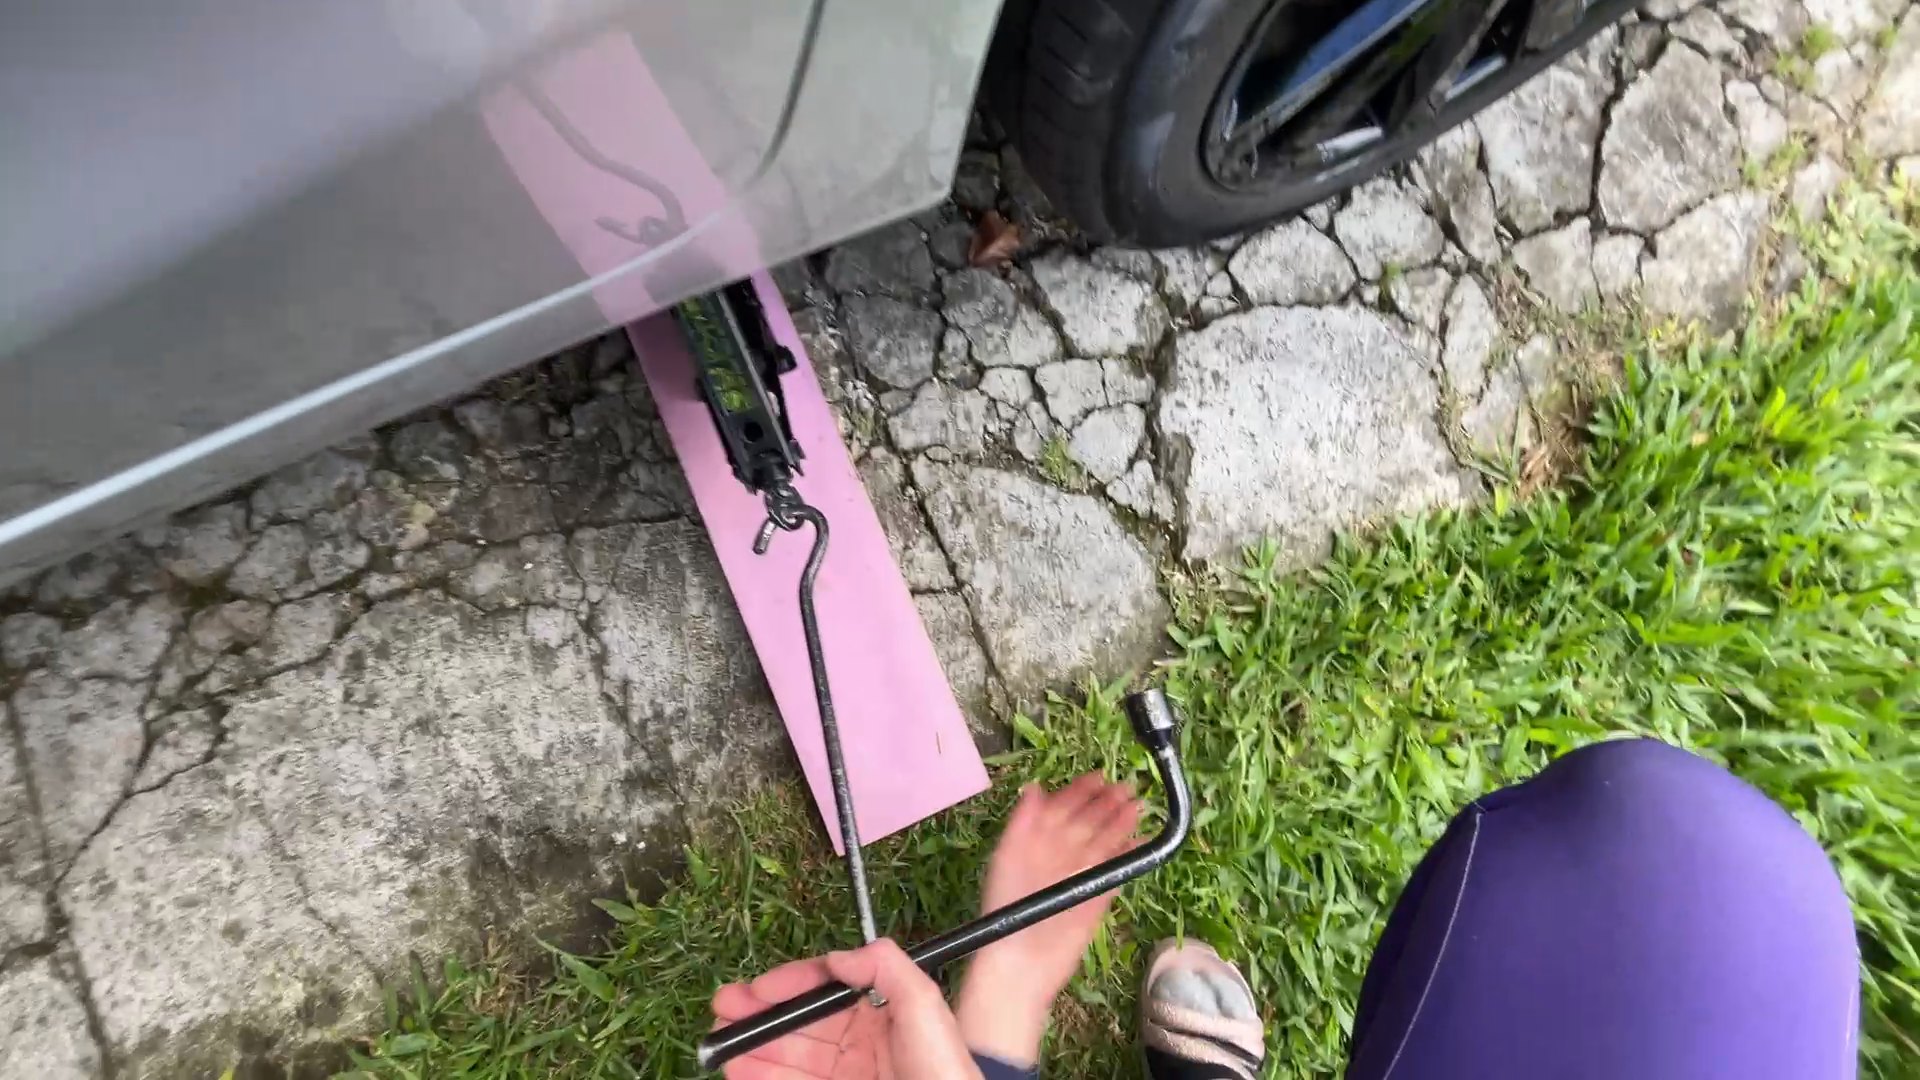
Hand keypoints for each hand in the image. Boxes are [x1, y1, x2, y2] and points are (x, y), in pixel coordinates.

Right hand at [711, 939, 982, 1079]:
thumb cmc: (942, 1069)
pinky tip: (740, 1070)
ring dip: (753, 1047)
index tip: (756, 988)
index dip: (790, 984)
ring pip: (789, 1057)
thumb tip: (837, 955)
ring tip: (721, 1044)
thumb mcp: (923, 1004)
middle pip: (801, 1023)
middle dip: (761, 1015)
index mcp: (879, 1010)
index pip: (826, 988)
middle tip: (722, 1010)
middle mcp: (859, 1042)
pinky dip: (762, 1076)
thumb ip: (885, 965)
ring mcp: (845, 1075)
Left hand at [954, 773, 1141, 1065]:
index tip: (1099, 775)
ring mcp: (1081, 872)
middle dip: (1107, 801)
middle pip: (1089, 819)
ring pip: (1105, 840)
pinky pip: (1115, 870)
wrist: (1019, 958)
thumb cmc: (1005, 906)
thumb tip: (1034, 787)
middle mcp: (1062, 850)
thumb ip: (1022, 821)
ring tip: (1137, 806)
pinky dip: (1128, 855)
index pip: (1065, 805)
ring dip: (1121, 823)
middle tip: (1127, 786)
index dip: (1081, 789)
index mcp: (1039, 837)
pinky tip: (1140, 841)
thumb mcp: (1006, 855)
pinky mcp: (1097, 895)